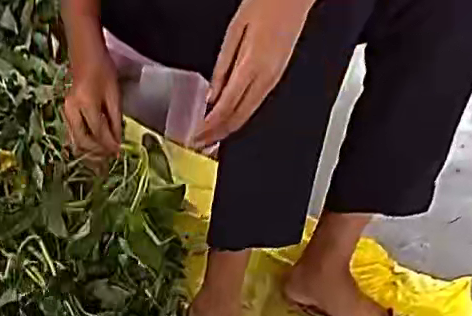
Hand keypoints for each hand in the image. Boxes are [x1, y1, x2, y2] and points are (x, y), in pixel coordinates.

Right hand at [62, 41, 122, 161]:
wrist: (85, 53)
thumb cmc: (102, 69)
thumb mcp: (114, 94)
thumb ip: (115, 120)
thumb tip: (117, 143)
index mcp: (85, 102)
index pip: (98, 131)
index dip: (109, 145)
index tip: (118, 153)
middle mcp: (72, 109)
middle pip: (84, 141)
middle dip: (98, 152)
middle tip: (110, 157)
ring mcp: (66, 112)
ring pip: (77, 141)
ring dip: (90, 152)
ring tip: (103, 157)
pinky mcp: (66, 115)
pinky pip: (74, 136)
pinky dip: (85, 145)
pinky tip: (94, 148)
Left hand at [194, 0, 311, 148]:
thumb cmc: (266, 3)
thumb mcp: (234, 30)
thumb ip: (222, 67)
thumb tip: (210, 97)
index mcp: (251, 65)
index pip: (225, 108)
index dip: (209, 127)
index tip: (196, 136)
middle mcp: (264, 79)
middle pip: (236, 119)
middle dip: (216, 136)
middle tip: (199, 144)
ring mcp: (272, 82)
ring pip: (246, 117)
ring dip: (226, 132)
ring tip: (210, 140)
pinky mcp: (275, 80)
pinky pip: (253, 108)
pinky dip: (237, 120)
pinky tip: (227, 123)